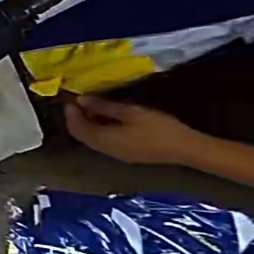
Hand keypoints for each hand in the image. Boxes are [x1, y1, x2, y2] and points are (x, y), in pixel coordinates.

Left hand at [64, 95, 210, 166]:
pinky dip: (97, 130)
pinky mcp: (125, 154)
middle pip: (81, 135)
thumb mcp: (129, 112)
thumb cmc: (156, 127)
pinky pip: (102, 142)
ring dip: (87, 124)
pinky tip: (105, 118)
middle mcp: (104, 150)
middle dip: (76, 119)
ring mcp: (115, 154)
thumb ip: (103, 107)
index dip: (71, 113)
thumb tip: (82, 100)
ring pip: (92, 139)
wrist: (183, 148)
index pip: (77, 128)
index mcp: (103, 140)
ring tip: (90, 106)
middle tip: (77, 101)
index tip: (70, 98)